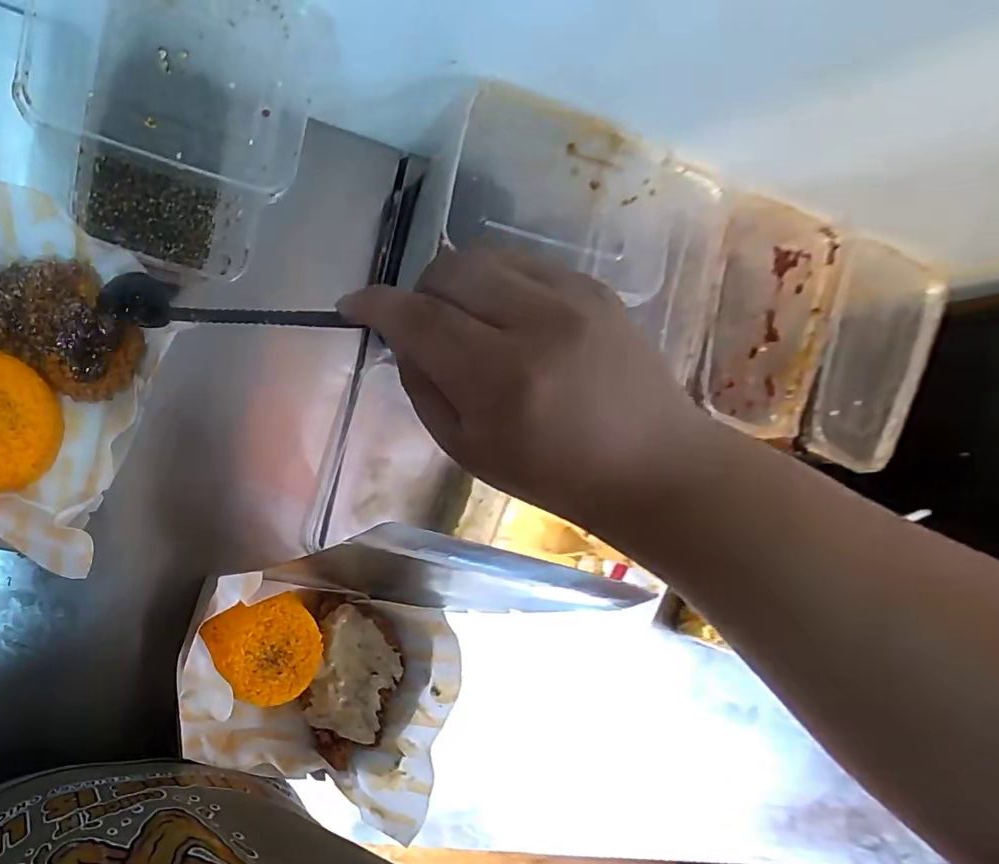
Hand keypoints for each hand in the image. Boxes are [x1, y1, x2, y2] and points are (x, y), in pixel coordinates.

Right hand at [338, 246, 718, 530]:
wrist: (648, 462)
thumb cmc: (546, 472)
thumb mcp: (464, 447)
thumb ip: (423, 388)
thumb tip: (404, 341)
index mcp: (499, 377)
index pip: (420, 318)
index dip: (376, 305)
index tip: (350, 305)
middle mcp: (537, 322)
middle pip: (449, 270)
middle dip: (417, 292)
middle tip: (416, 326)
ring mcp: (573, 297)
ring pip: (484, 257)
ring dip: (453, 283)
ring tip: (459, 321)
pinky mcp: (594, 287)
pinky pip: (521, 262)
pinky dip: (493, 282)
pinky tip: (499, 316)